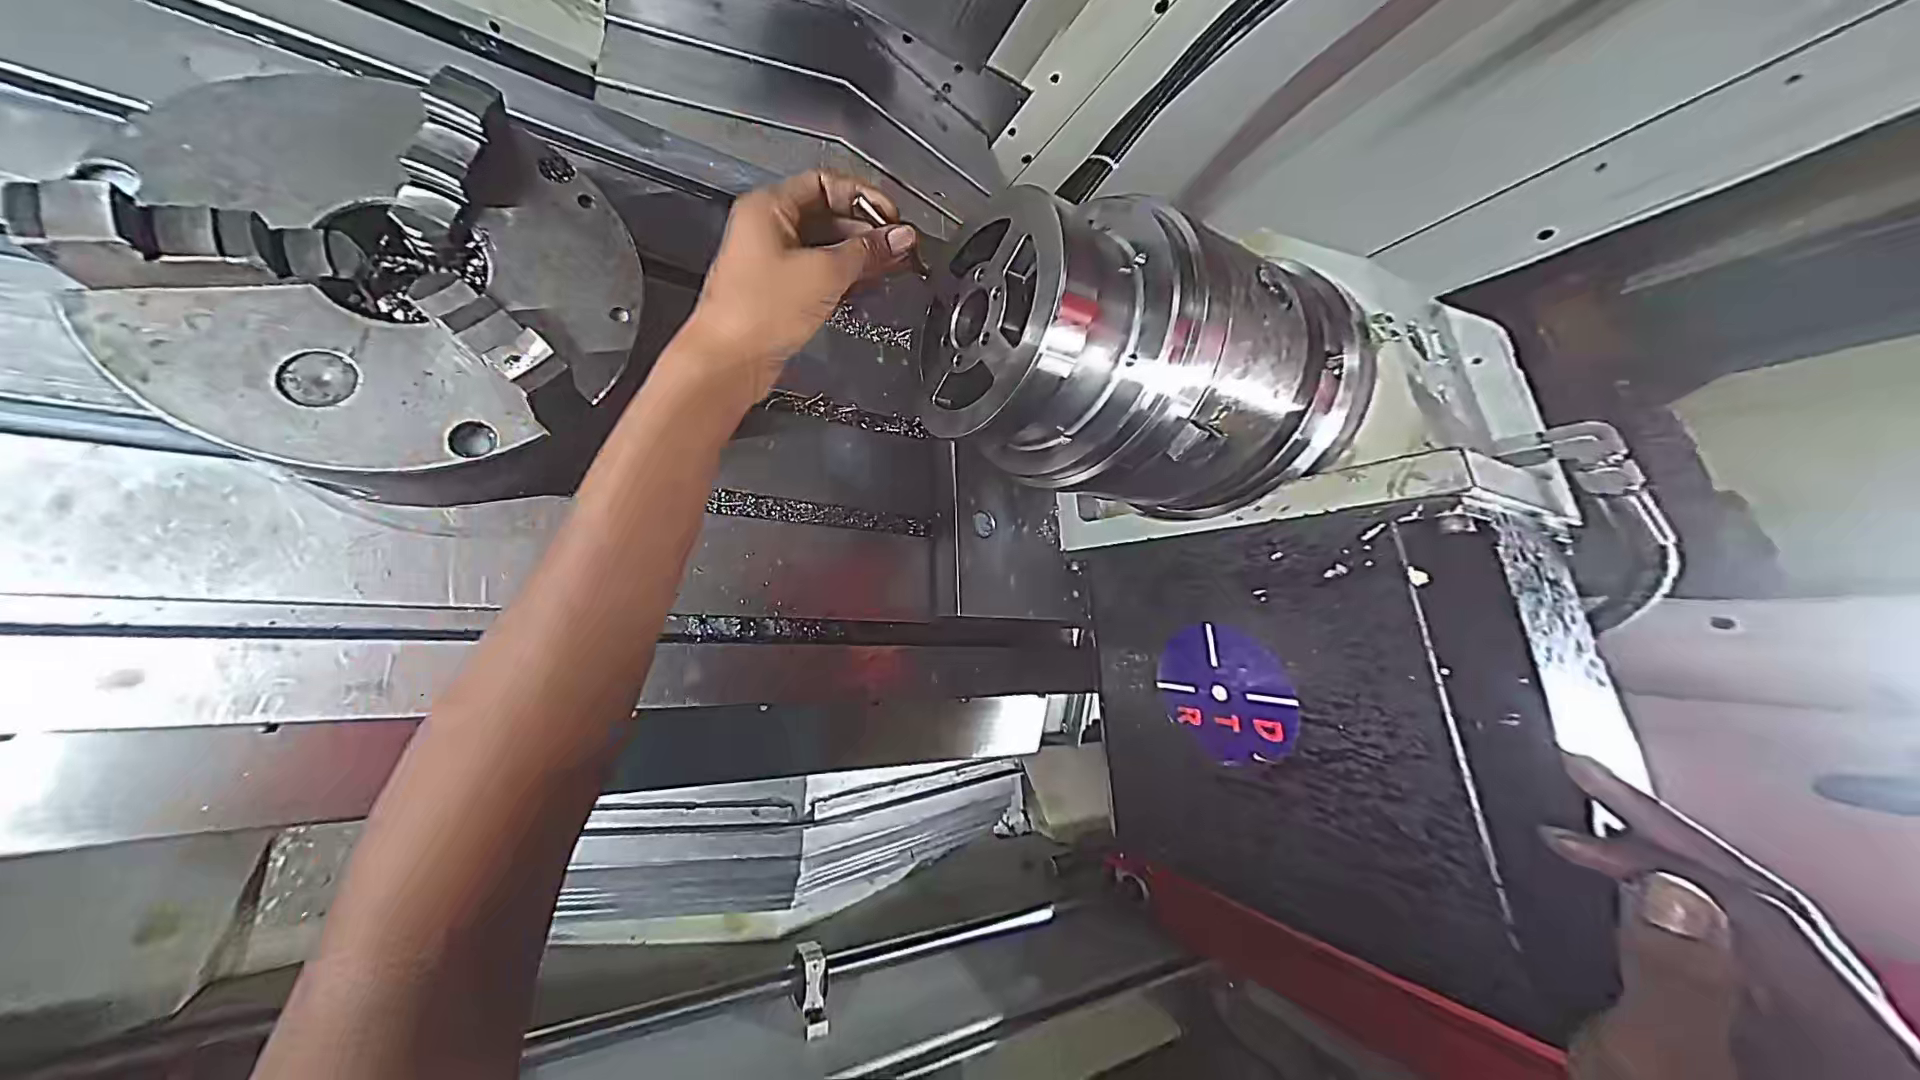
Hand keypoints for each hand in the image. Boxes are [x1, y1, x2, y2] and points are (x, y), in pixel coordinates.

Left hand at [676, 170, 918, 402]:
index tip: (892, 217)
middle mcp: (768, 230)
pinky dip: (844, 278)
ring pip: (825, 248)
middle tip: (899, 246)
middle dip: (866, 230)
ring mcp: (773, 263)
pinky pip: (819, 275)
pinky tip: (868, 285)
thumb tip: (899, 237)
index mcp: (769, 208)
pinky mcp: (780, 294)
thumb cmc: (758, 312)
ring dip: (859, 256)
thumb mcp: (823, 273)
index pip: (824, 183)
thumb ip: (866, 252)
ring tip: (893, 266)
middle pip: (827, 216)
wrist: (730, 361)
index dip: (863, 196)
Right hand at [1546, 754, 1919, 1079]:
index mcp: (1847, 1043)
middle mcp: (1845, 1035)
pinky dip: (1660, 895)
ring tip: (1598, 817)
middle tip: (1586, 776)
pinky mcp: (1764, 1031)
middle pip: (1754, 904)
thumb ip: (1673, 977)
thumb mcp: (1657, 1058)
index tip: (1570, 826)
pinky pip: (1718, 936)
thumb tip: (1670, 889)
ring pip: (1737, 917)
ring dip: (1656, 859)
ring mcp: (1808, 1035)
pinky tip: (1626, 879)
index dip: (1655, 851)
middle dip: (1656, 835)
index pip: (1757, 908)